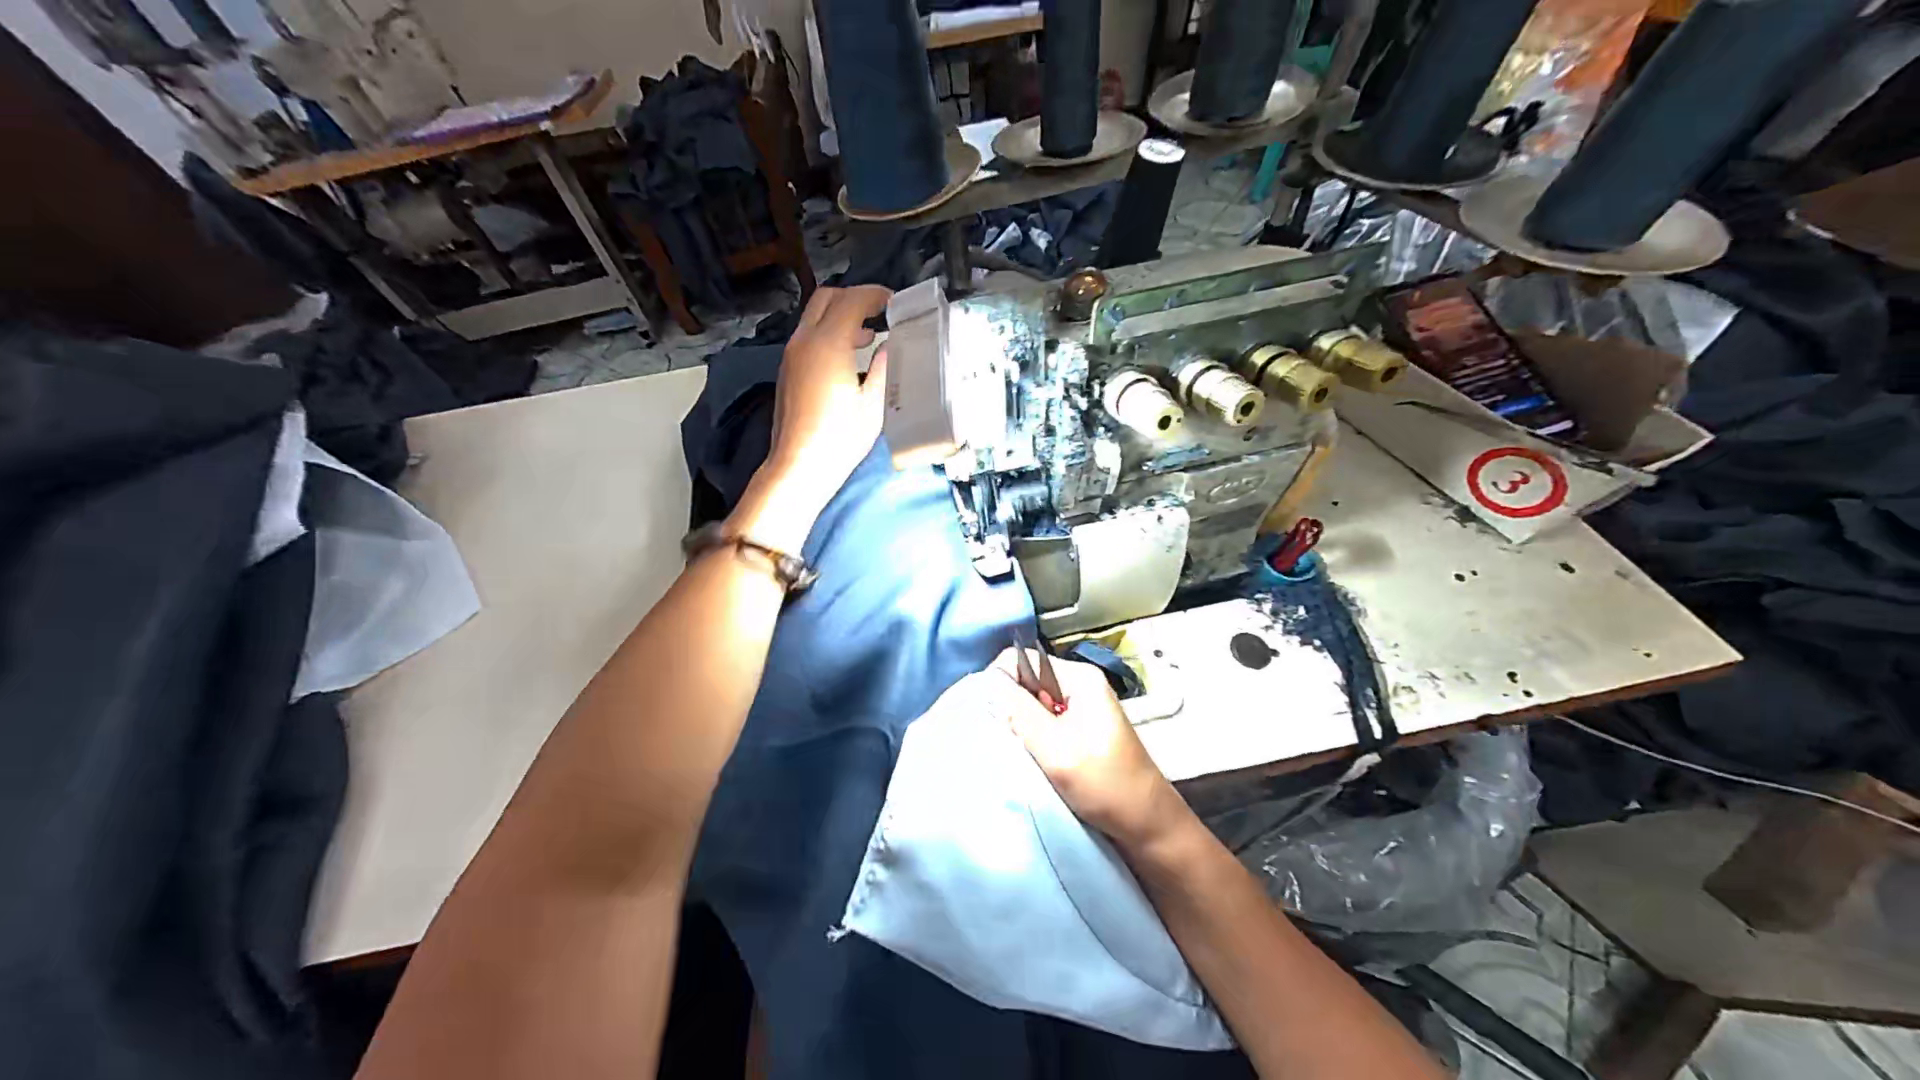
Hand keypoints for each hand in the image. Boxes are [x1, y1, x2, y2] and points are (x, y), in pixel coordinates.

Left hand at [729, 285, 891, 550]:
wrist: (799, 465)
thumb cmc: (840, 439)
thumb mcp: (873, 404)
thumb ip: (884, 368)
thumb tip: (890, 347)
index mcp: (828, 344)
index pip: (852, 300)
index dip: (876, 295)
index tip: (895, 304)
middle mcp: (804, 341)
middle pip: (828, 297)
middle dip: (855, 298)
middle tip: (880, 314)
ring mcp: (792, 354)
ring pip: (815, 315)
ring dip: (842, 316)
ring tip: (869, 337)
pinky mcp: (788, 369)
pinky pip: (809, 335)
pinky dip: (829, 332)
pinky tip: (849, 357)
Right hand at [983, 649, 1193, 851]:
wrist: (1147, 826)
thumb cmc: (1104, 785)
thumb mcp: (1055, 747)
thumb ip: (1019, 710)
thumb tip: (987, 680)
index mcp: (1079, 678)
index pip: (1023, 659)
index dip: (1000, 681)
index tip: (991, 715)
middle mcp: (1081, 686)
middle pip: (1027, 681)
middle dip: (1010, 706)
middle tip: (1005, 739)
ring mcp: (1082, 709)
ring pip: (1033, 704)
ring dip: (1021, 726)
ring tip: (1018, 752)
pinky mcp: (1081, 731)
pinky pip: (1044, 723)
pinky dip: (1033, 739)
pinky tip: (1032, 760)